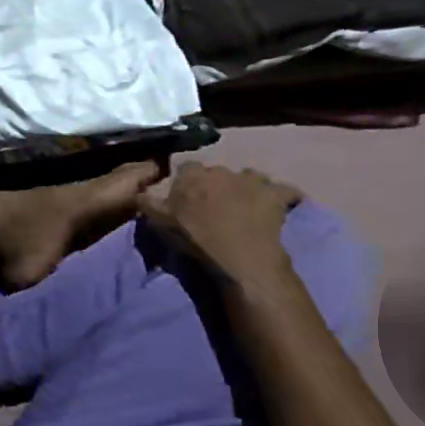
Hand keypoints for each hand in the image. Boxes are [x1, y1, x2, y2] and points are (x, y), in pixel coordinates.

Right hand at [137, 162, 300, 286]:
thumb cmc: (193, 238)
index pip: (186, 167)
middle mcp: (223, 171)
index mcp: (192, 175)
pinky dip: (284, 196)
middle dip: (216, 182)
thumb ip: (146, 202)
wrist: (237, 258)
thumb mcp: (158, 221)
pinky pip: (286, 190)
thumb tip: (138, 191)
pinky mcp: (278, 196)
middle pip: (218, 171)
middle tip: (213, 203)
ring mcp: (254, 181)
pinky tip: (281, 204)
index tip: (184, 195)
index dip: (185, 180)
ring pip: (251, 176)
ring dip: (247, 185)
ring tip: (244, 203)